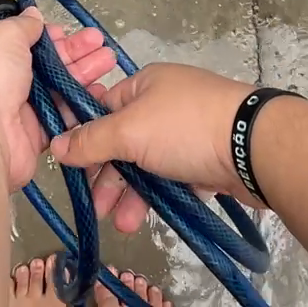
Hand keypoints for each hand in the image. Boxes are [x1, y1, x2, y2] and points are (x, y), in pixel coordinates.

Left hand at [0, 8, 119, 190]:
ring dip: (83, 74)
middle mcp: (4, 79)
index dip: (49, 36)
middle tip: (101, 43)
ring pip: (58, 88)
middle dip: (75, 52)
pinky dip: (81, 104)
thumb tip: (33, 15)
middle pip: (46, 64)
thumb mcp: (5, 34)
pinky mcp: (35, 135)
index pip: (24, 41)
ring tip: (109, 61)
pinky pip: (62, 116)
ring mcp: (20, 109)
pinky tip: (101, 92)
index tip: (68, 31)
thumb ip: (23, 25)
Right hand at [48, 63, 259, 231]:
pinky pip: (174, 175)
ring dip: (132, 192)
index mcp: (144, 84)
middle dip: (108, 175)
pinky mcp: (207, 155)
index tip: (71, 167)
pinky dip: (160, 194)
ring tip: (124, 224)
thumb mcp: (130, 131)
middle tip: (97, 207)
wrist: (252, 145)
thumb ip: (92, 140)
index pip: (103, 108)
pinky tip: (151, 217)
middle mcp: (164, 102)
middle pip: (124, 140)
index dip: (85, 137)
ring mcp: (187, 129)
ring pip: (149, 162)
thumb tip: (55, 144)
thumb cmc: (184, 127)